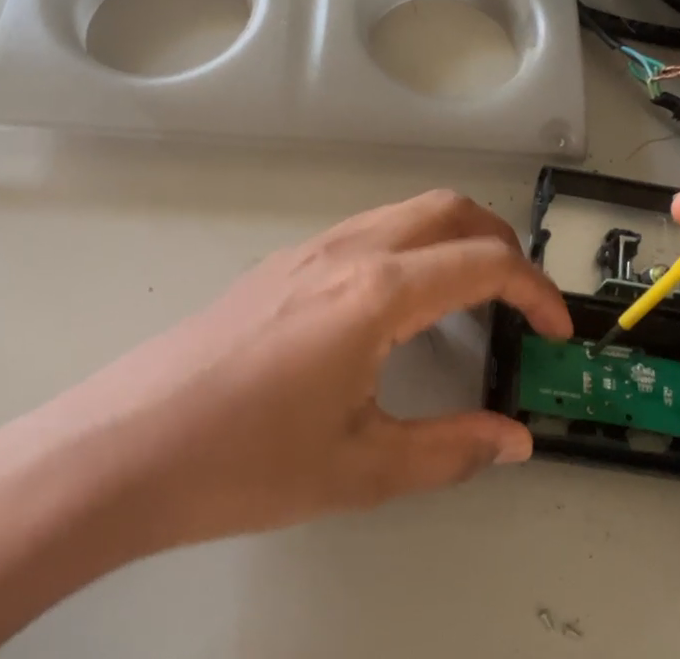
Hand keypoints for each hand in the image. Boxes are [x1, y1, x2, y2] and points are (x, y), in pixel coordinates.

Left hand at [0, 190, 571, 563]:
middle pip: (448, 210)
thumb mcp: (361, 469)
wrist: (121, 448)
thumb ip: (450, 451)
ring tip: (471, 299)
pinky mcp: (278, 266)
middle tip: (522, 301)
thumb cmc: (244, 462)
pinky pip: (367, 231)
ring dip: (454, 239)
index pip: (485, 263)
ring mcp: (306, 252)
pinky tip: (398, 308)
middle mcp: (346, 253)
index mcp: (376, 293)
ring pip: (404, 213)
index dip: (536, 292)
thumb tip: (515, 441)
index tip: (557, 331)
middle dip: (502, 243)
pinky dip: (411, 247)